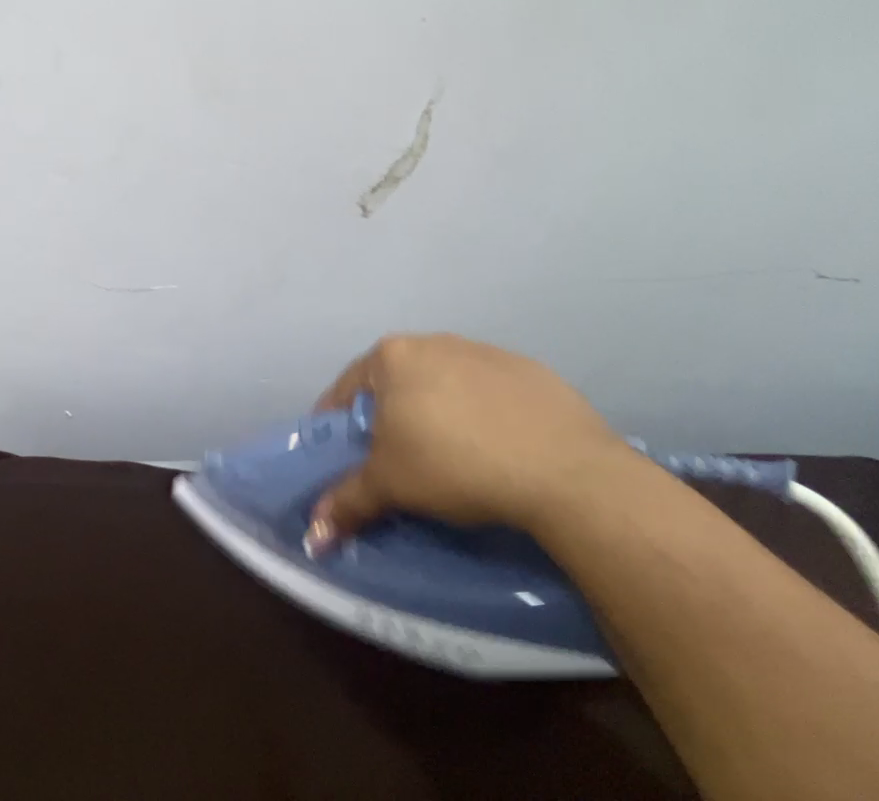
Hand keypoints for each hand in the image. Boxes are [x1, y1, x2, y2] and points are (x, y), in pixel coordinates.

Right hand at [306, 334, 635, 549]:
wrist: (565, 471)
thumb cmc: (454, 465)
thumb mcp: (389, 487)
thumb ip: (346, 503)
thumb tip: (313, 537)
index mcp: (393, 357)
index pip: (345, 390)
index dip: (335, 428)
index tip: (340, 458)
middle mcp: (436, 342)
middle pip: (395, 384)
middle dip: (389, 419)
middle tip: (392, 462)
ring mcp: (488, 353)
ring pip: (444, 386)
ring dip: (436, 416)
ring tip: (447, 460)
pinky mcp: (533, 372)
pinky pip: (490, 395)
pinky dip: (482, 417)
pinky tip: (494, 451)